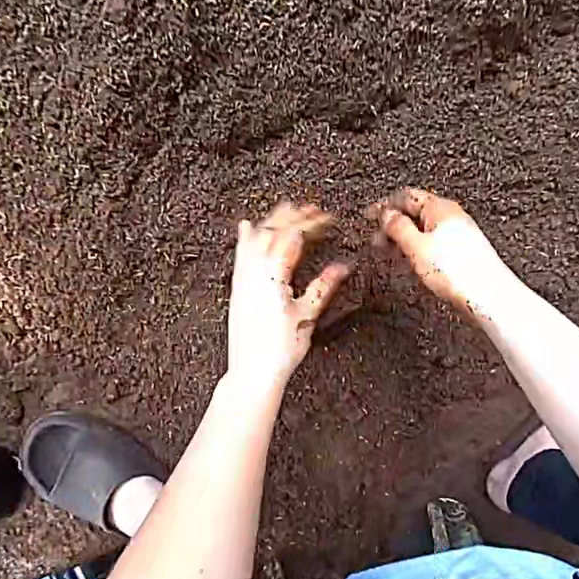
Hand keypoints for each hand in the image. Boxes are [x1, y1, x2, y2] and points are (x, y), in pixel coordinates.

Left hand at [228, 202, 350, 387]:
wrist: (253, 370)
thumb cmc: (280, 350)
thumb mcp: (308, 315)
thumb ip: (323, 287)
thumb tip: (341, 267)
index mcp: (274, 276)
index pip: (294, 237)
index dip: (312, 223)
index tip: (327, 218)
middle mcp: (254, 273)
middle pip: (272, 231)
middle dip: (293, 216)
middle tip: (311, 208)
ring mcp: (243, 278)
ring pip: (255, 238)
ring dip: (271, 220)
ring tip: (286, 209)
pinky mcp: (237, 288)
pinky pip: (240, 253)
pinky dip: (245, 237)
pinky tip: (246, 227)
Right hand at [368, 188, 517, 322]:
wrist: (489, 297)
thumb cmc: (458, 271)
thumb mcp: (416, 246)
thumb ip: (398, 227)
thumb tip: (385, 214)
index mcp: (441, 208)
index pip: (407, 196)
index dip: (385, 205)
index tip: (369, 216)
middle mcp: (452, 217)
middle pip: (417, 212)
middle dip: (394, 224)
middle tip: (377, 238)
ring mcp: (460, 235)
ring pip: (426, 229)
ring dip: (405, 238)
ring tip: (391, 251)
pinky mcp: (463, 253)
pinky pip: (435, 244)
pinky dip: (419, 249)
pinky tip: (414, 261)